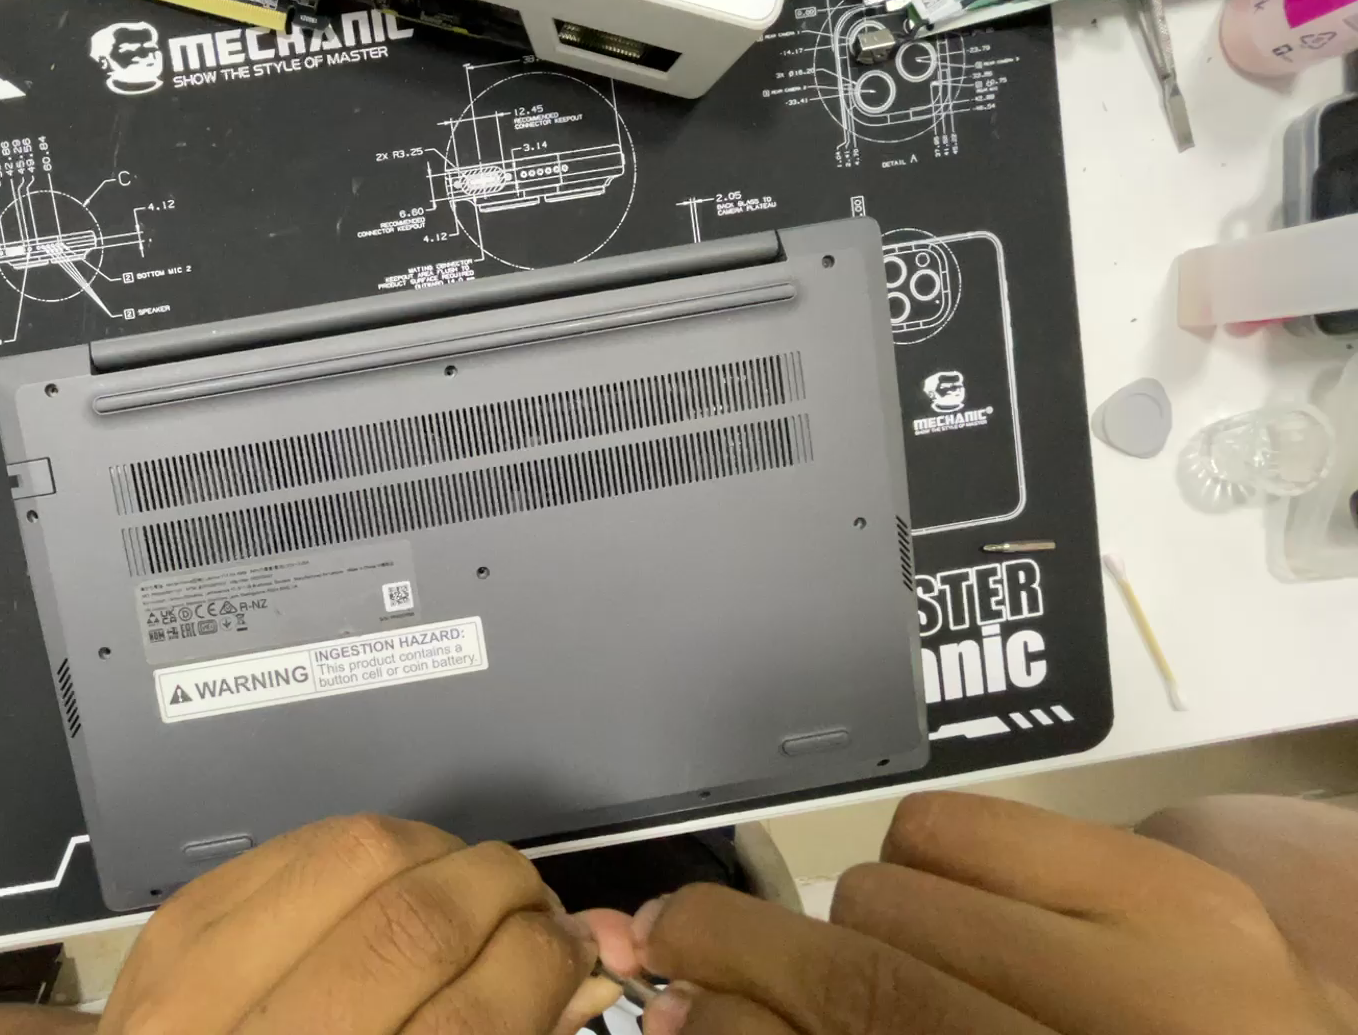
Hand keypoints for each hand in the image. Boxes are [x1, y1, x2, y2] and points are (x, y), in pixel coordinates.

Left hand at [101, 813, 620, 1033]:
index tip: (570, 943)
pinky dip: (374, 843)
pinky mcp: (183, 914)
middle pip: (412, 922)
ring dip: (441, 852)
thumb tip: (576, 958)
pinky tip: (398, 869)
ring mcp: (199, 970)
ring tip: (469, 878)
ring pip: (359, 853)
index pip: (462, 1023)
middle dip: (501, 889)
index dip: (539, 965)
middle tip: (533, 896)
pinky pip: (305, 837)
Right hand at [586, 792, 1357, 1034]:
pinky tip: (976, 924)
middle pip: (858, 976)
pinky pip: (945, 827)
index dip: (727, 1026)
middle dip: (738, 952)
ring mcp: (1177, 970)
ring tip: (919, 976)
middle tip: (679, 941)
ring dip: (860, 931)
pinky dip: (922, 868)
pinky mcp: (1176, 885)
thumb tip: (682, 1011)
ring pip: (884, 891)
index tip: (664, 1004)